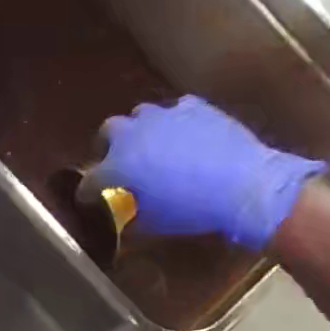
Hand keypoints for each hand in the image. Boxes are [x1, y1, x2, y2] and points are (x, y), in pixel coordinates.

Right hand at [94, 96, 326, 249]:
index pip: (89, 181)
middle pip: (108, 133)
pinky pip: (175, 112)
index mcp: (118, 166)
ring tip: (152, 147)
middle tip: (120, 165)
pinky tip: (185, 138)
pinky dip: (174, 125)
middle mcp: (133, 134)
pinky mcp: (193, 107)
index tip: (90, 200)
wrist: (242, 185)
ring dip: (140, 131)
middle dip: (109, 148)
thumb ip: (130, 215)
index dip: (88, 193)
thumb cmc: (191, 212)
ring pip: (140, 116)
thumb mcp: (153, 224)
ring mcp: (164, 115)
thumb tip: (124, 216)